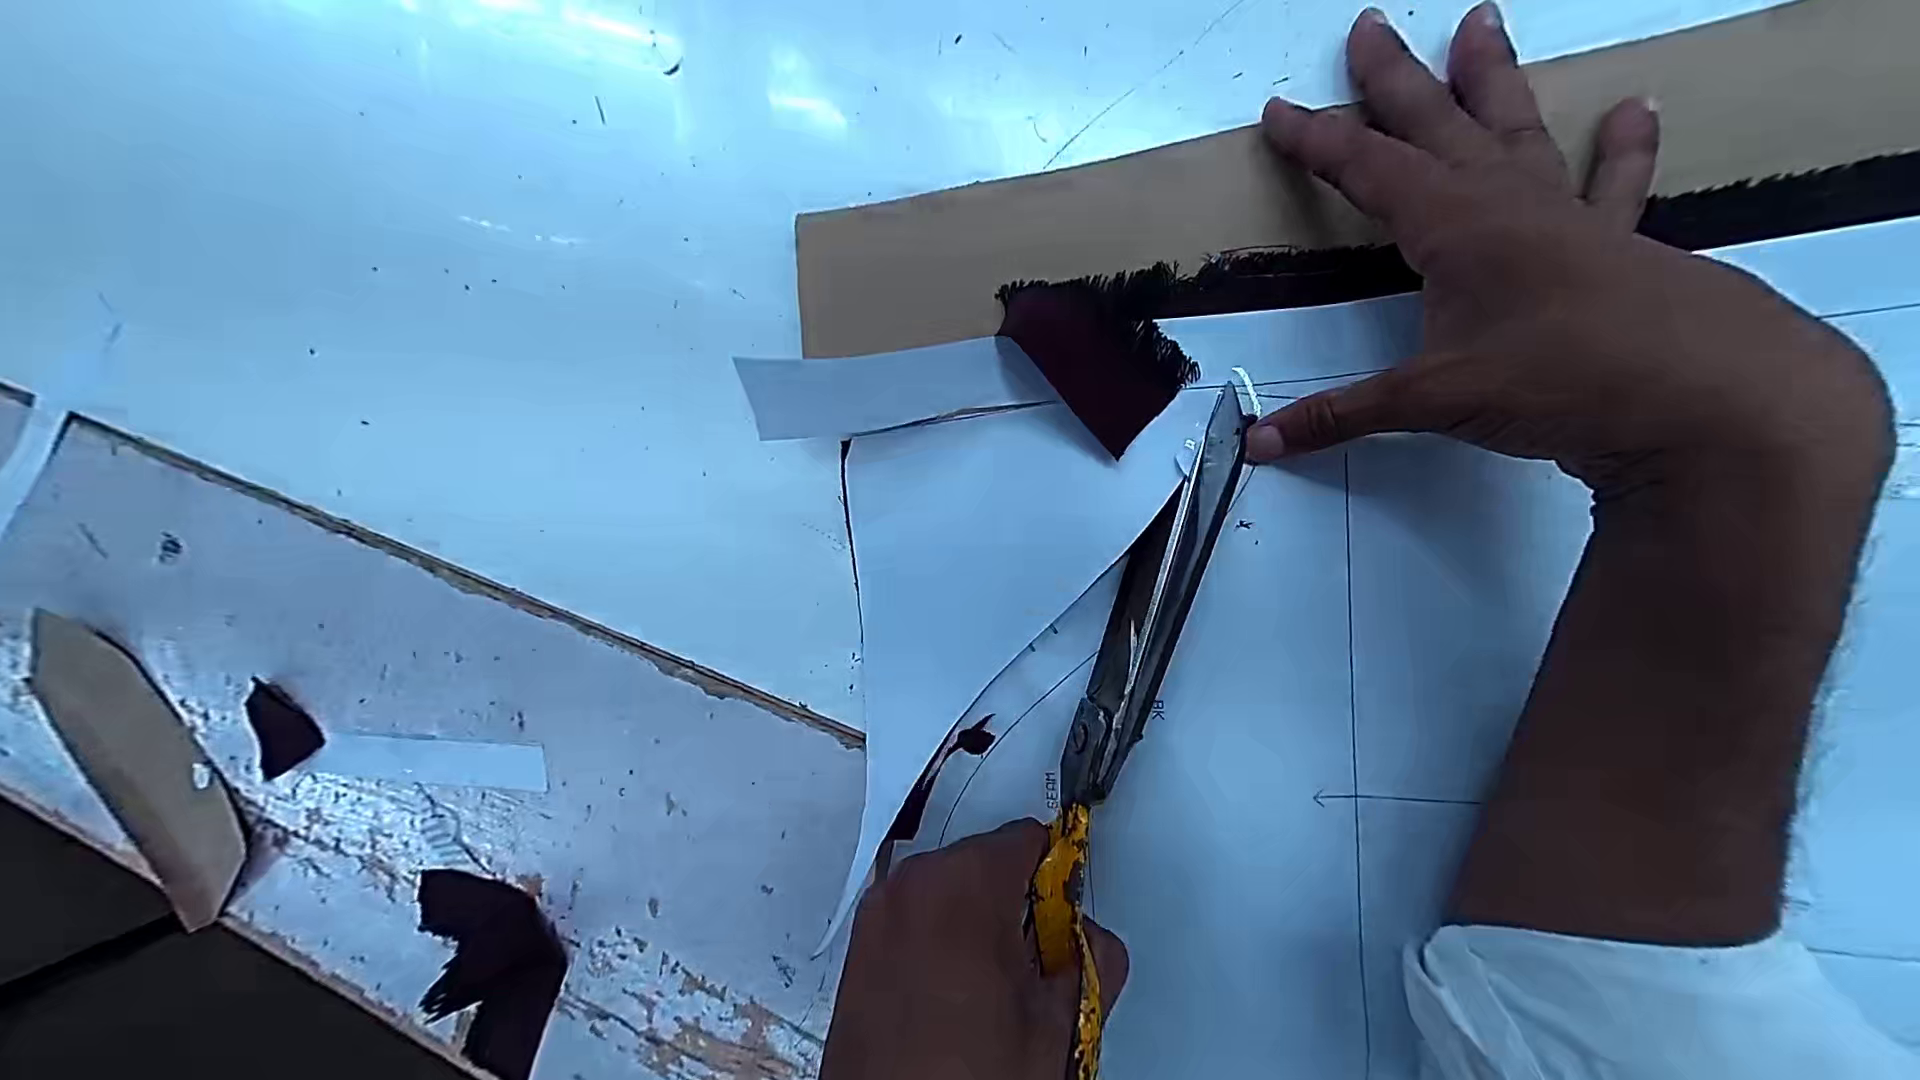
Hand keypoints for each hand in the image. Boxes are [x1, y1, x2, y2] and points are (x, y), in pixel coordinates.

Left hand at [819, 820, 1127, 1079]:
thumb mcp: (1058, 1024)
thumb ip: (1094, 956)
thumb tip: (1093, 937)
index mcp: (966, 881)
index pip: (1026, 837)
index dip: (1055, 868)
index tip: (1063, 901)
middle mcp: (916, 879)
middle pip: (985, 860)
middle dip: (1015, 899)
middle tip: (1032, 958)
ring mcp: (881, 907)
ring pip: (949, 885)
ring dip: (975, 916)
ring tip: (988, 986)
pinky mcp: (860, 939)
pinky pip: (915, 911)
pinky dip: (938, 932)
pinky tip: (951, 992)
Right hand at [1246, 3, 1888, 494]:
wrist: (1710, 404)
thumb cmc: (1558, 383)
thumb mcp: (1430, 402)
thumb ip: (1336, 417)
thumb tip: (1256, 444)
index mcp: (1459, 228)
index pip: (1371, 171)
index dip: (1317, 141)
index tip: (1278, 111)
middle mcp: (1510, 207)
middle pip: (1438, 128)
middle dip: (1394, 81)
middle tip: (1369, 26)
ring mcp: (1568, 222)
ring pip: (1516, 135)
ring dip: (1491, 83)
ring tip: (1482, 23)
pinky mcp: (1613, 250)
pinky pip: (1613, 188)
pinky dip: (1621, 153)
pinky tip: (1632, 112)